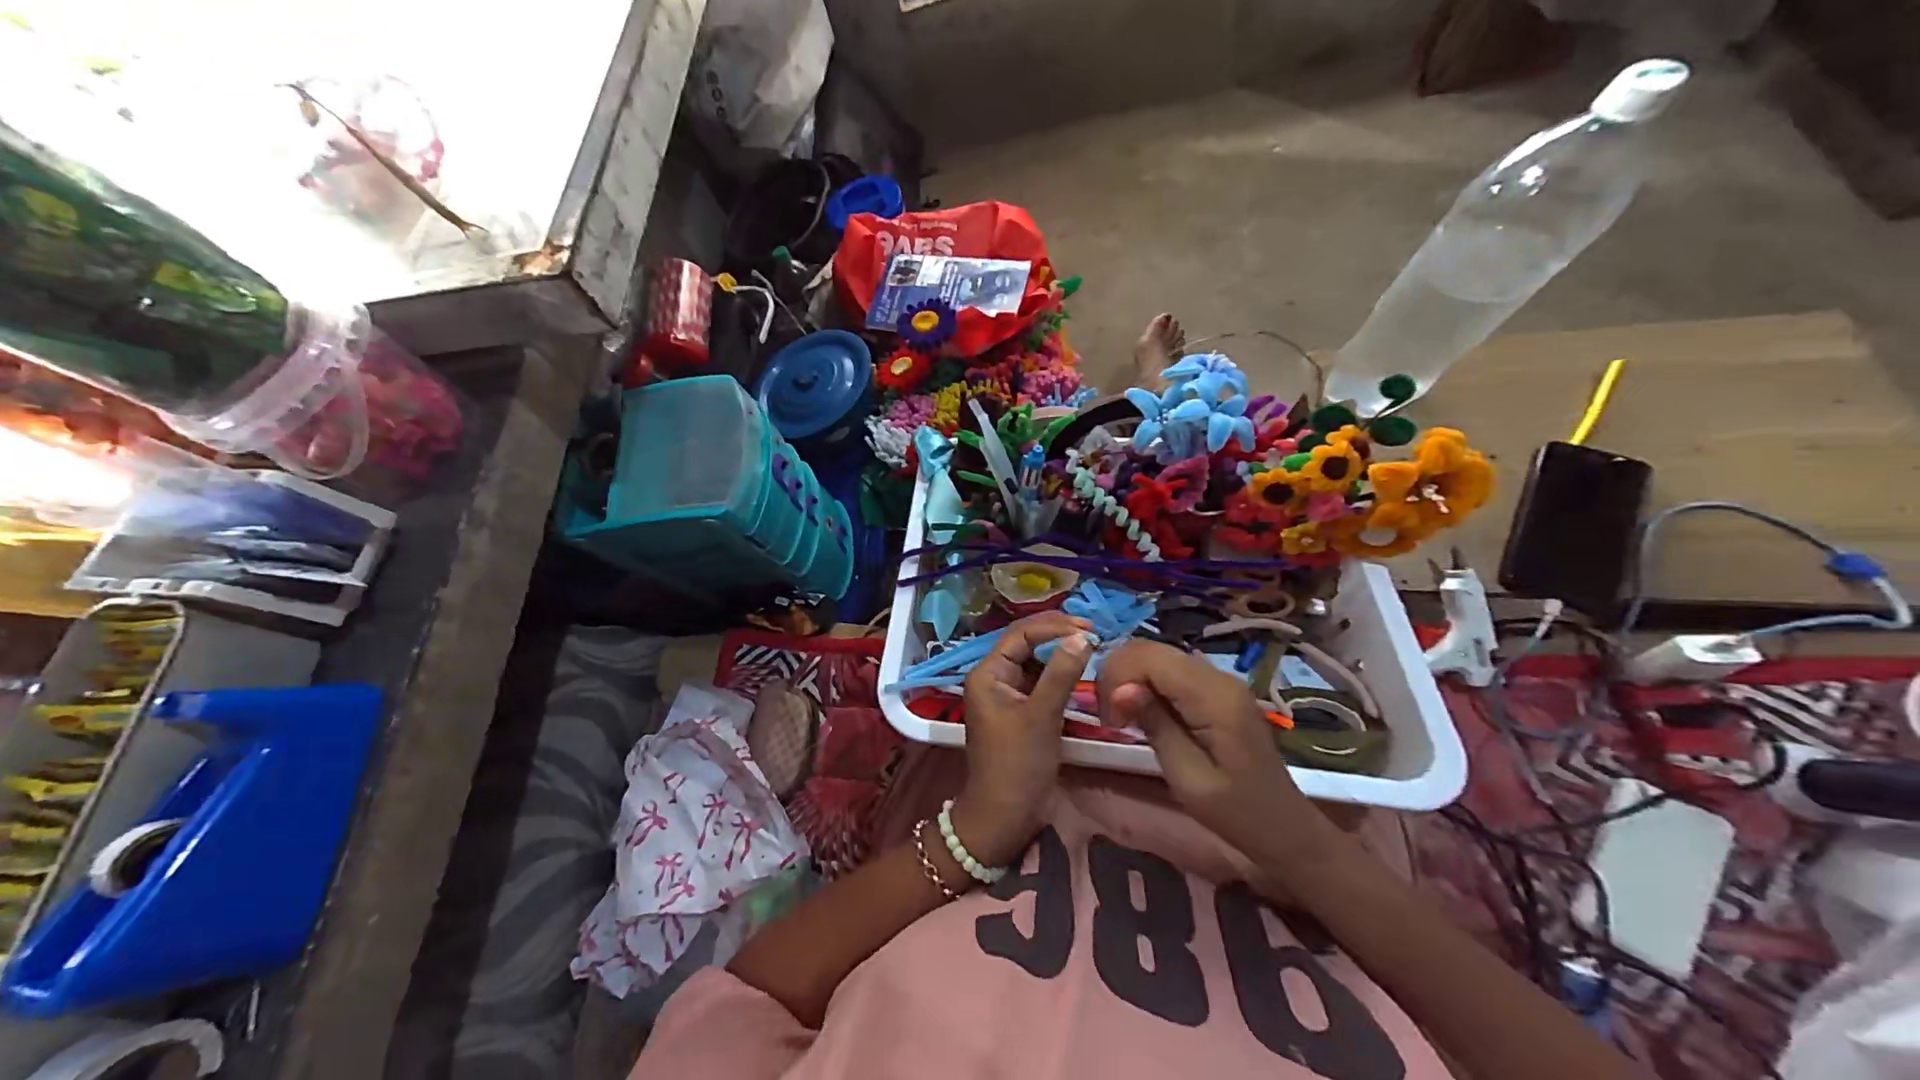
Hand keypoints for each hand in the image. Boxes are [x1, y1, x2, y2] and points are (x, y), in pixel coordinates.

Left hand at [957, 612, 1093, 865]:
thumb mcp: (1041, 716)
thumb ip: (1061, 674)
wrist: (1005, 815)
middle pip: (1027, 644)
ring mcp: (1008, 694)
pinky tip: (1081, 670)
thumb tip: (1083, 637)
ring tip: (1092, 646)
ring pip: (1036, 662)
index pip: (1020, 635)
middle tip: (1094, 633)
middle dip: (1058, 635)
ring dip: (1061, 653)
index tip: (1089, 628)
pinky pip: (1041, 682)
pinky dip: (1060, 674)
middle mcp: (994, 678)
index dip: (1054, 626)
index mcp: (987, 674)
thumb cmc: (1018, 763)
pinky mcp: (1022, 710)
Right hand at [1097, 642, 1343, 878]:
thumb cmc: (1235, 811)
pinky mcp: (1217, 689)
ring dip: (1130, 679)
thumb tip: (1120, 689)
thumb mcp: (1188, 778)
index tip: (1111, 721)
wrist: (1283, 827)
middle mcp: (1218, 676)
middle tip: (1113, 720)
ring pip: (1157, 656)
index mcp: (1214, 696)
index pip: (1148, 656)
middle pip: (1150, 649)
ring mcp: (1220, 680)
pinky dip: (1147, 684)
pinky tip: (1146, 715)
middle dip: (1119, 676)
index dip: (1117, 678)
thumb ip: (1155, 726)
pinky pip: (1171, 671)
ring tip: (1125, 719)